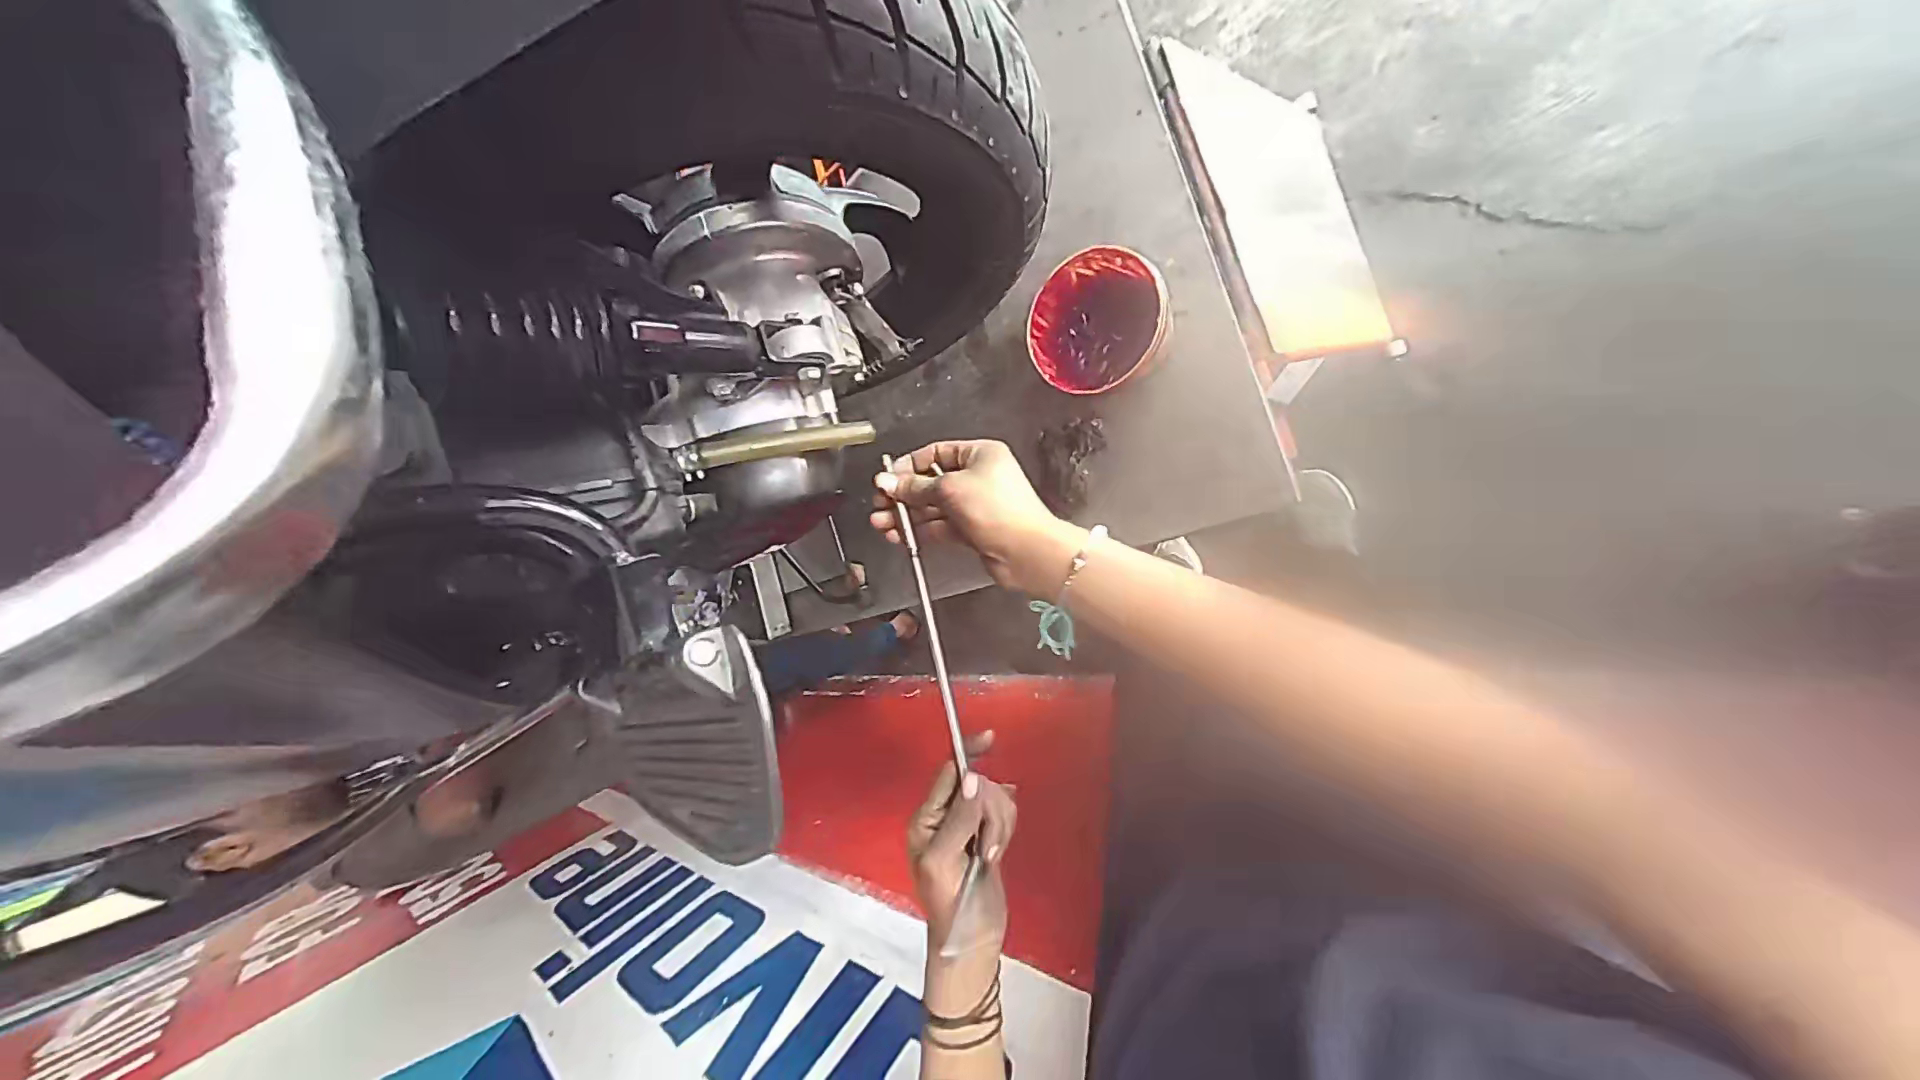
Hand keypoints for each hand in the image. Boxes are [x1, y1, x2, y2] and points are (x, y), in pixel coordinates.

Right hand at [868, 440, 1083, 595]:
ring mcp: (975, 505)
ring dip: (906, 515)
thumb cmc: (1003, 512)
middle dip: (902, 494)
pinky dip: (919, 530)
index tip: (888, 479)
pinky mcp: (972, 529)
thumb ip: (915, 486)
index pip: (935, 453)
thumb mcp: (950, 489)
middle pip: (930, 481)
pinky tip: (899, 534)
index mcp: (980, 455)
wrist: (1026, 552)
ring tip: (883, 523)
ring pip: (932, 507)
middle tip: (881, 504)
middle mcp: (978, 477)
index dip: (908, 465)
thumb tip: (889, 482)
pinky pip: (939, 526)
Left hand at [908, 732, 1016, 958]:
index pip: (948, 773)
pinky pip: (1004, 813)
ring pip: (994, 798)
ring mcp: (968, 825)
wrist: (973, 942)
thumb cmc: (950, 906)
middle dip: (989, 811)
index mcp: (927, 819)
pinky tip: (996, 850)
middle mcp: (946, 816)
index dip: (967, 754)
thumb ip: (960, 819)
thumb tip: (973, 779)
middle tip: (985, 845)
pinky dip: (1005, 829)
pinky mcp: (987, 834)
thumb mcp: (946, 861)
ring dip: (998, 824)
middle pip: (978, 784)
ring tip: (989, 854)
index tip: (988, 738)